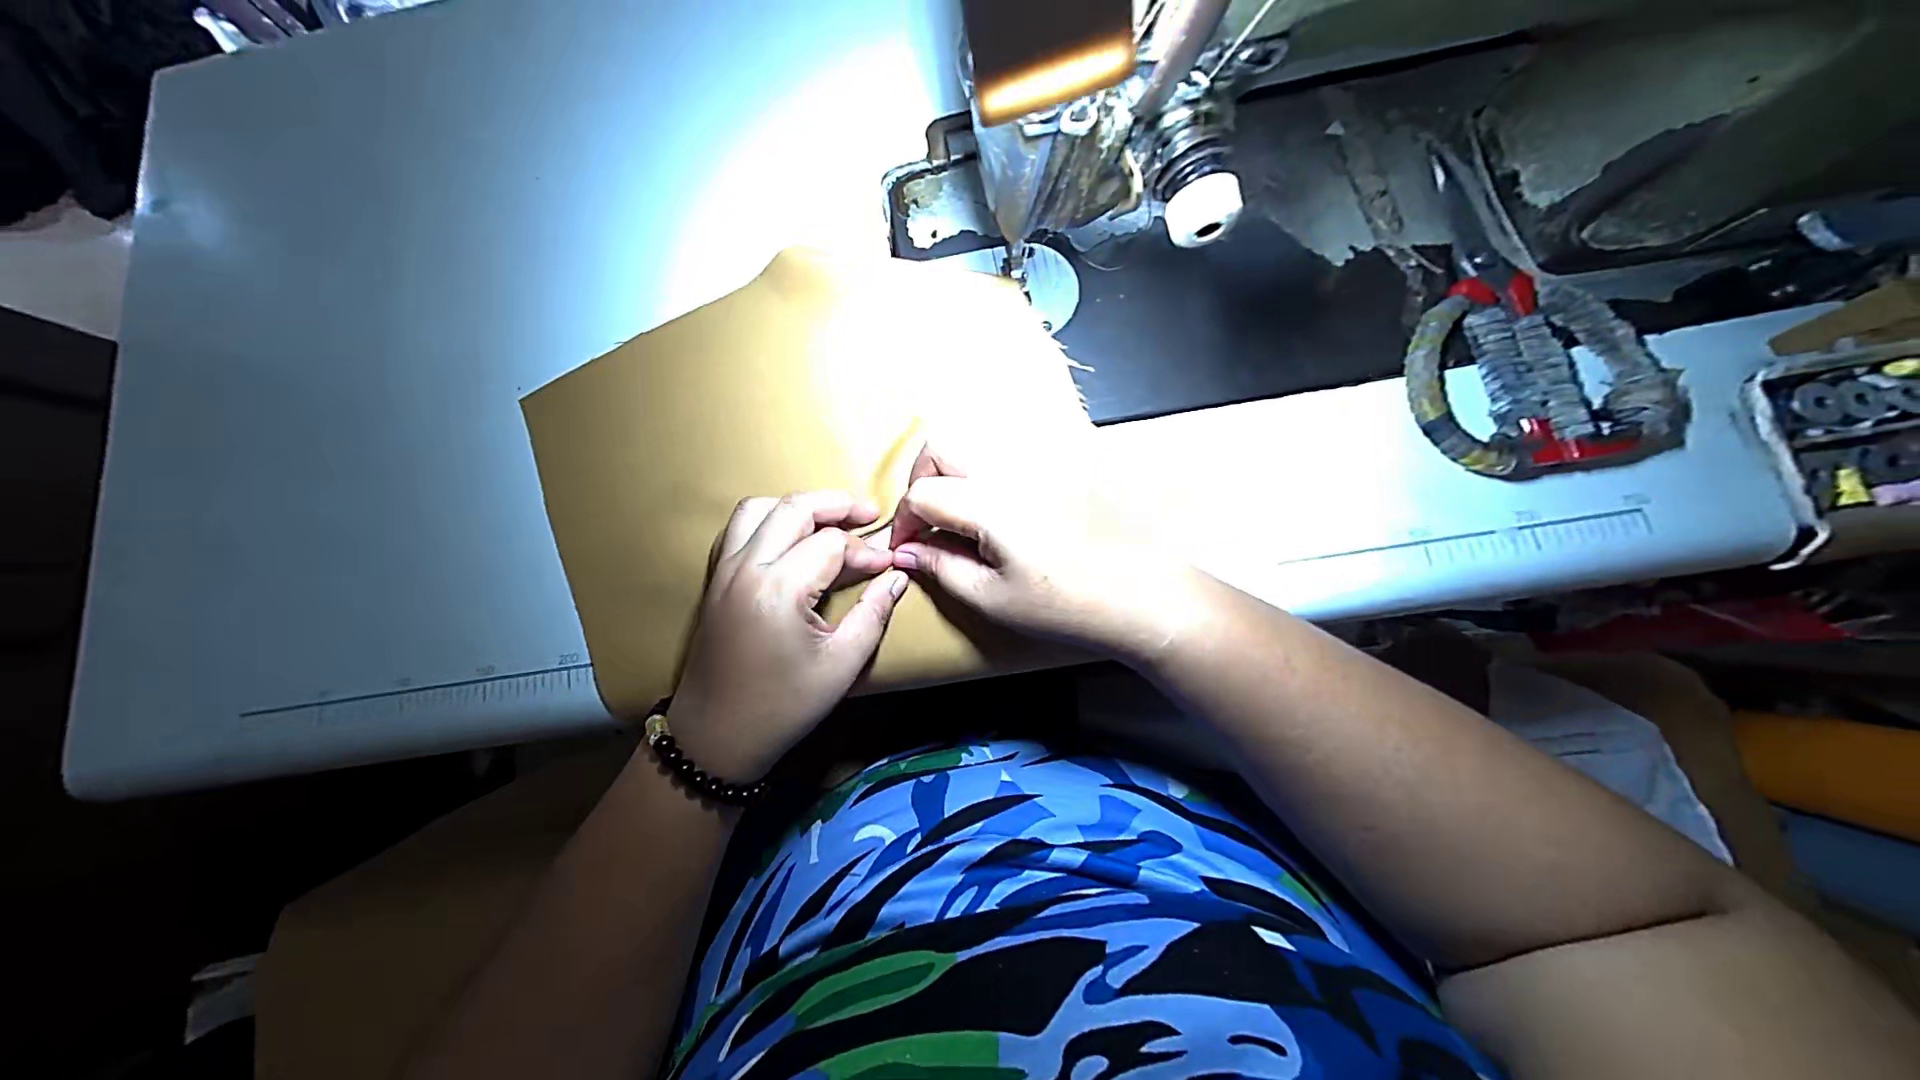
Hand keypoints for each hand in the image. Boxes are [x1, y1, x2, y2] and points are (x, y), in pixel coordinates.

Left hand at [669, 491, 908, 779]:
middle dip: (836, 505)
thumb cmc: (783, 707)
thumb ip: (874, 613)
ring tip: (829, 520)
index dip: (866, 551)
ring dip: (797, 506)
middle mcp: (746, 568)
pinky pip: (738, 528)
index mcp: (778, 589)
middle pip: (794, 508)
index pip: (831, 544)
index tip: (887, 566)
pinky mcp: (714, 580)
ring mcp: (724, 571)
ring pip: (759, 508)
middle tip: (869, 514)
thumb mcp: (842, 665)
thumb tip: (897, 576)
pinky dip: (768, 519)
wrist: (716, 737)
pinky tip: (790, 538)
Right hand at [889, 442, 1201, 661]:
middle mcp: (1009, 470)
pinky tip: (998, 506)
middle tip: (928, 519)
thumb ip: (940, 566)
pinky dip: (986, 468)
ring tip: (961, 513)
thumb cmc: (1063, 603)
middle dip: (921, 478)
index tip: (908, 546)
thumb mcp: (990, 597)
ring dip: (953, 470)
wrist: (1134, 593)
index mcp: (989, 504)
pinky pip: (1008, 449)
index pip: (922, 493)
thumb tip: (906, 551)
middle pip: (940, 445)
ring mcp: (1036, 462)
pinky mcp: (1058, 464)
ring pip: (974, 440)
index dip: (904, 521)